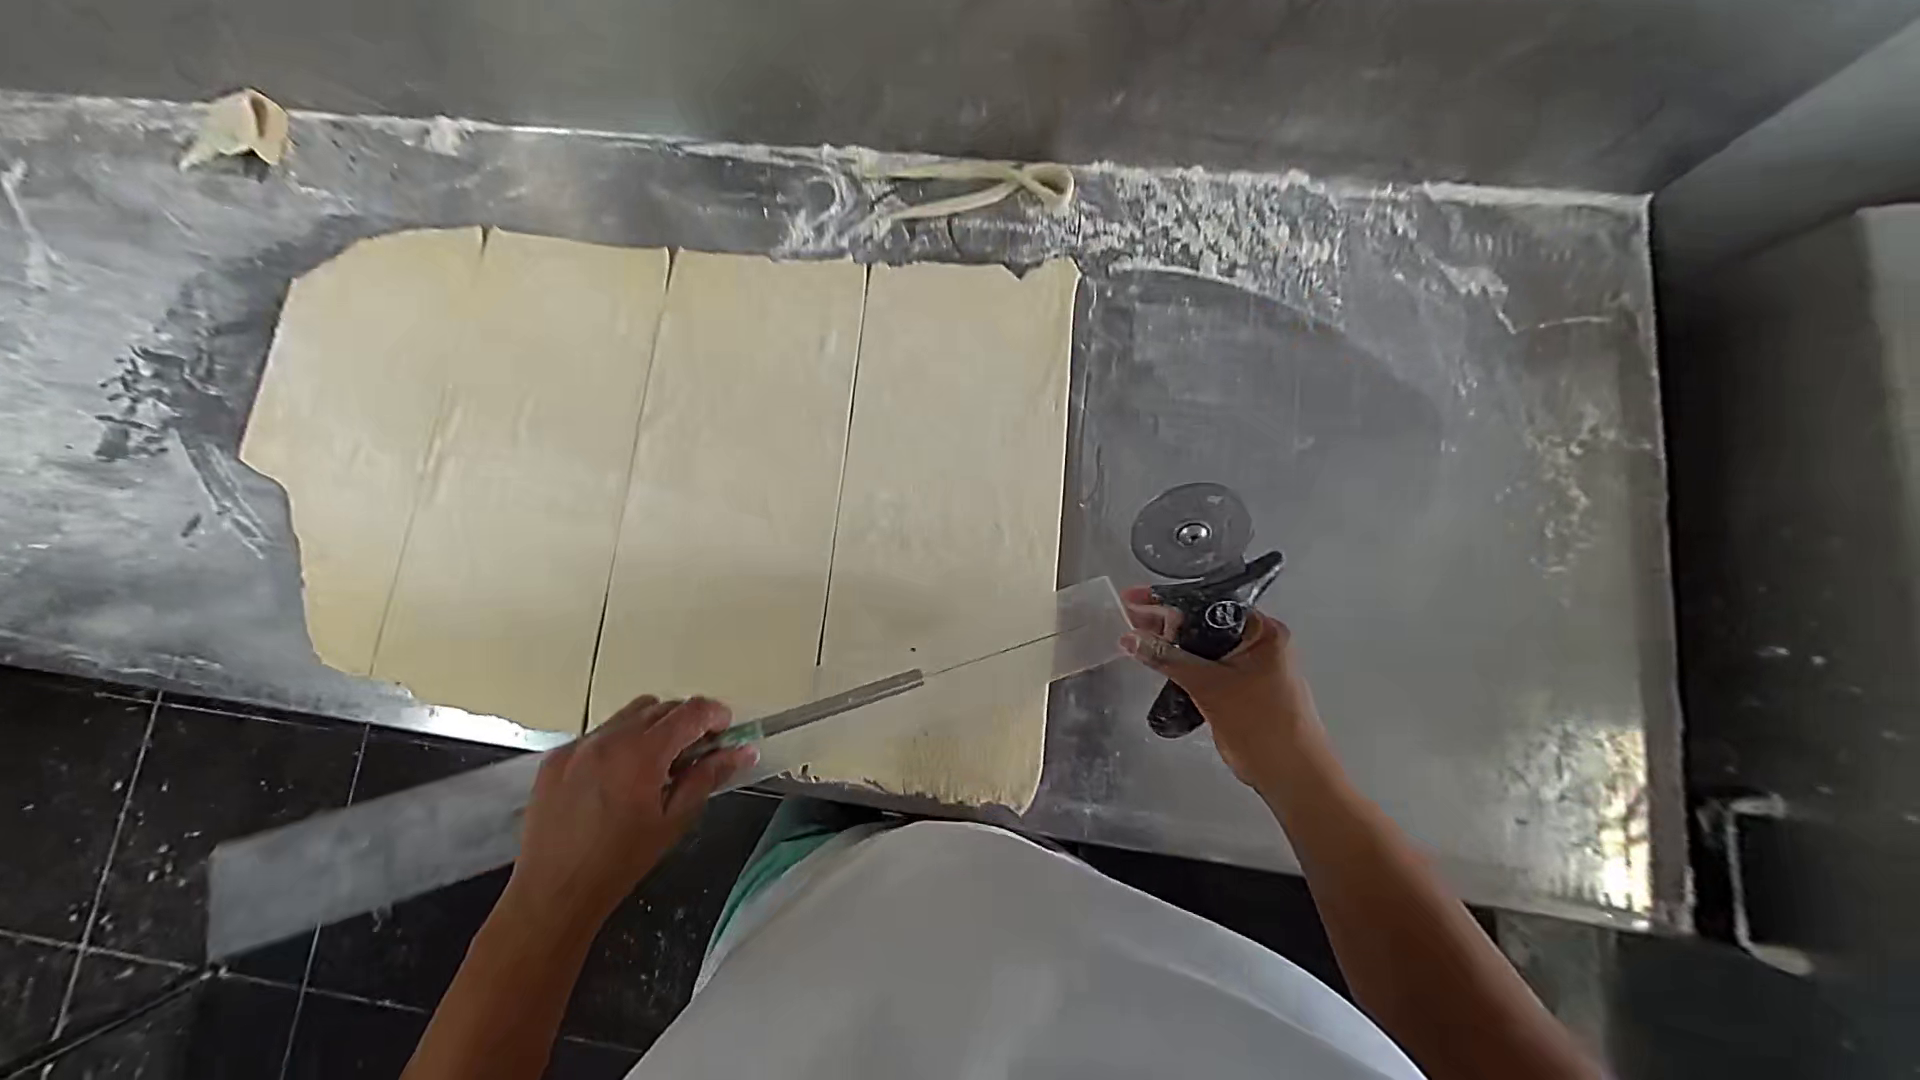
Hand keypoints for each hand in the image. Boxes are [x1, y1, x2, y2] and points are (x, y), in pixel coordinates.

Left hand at [504, 696, 755, 928]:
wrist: (552, 894)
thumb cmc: (619, 862)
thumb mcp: (675, 820)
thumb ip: (709, 776)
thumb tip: (742, 752)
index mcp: (642, 753)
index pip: (691, 711)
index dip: (715, 715)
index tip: (725, 731)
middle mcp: (608, 739)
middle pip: (661, 707)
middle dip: (685, 722)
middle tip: (694, 753)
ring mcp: (577, 746)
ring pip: (629, 715)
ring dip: (652, 728)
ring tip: (656, 765)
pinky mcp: (555, 757)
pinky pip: (599, 733)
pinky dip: (619, 743)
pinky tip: (619, 777)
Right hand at [1120, 586, 1323, 791]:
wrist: (1291, 776)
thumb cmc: (1261, 724)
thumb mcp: (1209, 686)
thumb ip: (1168, 658)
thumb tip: (1129, 638)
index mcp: (1261, 630)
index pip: (1208, 602)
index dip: (1169, 599)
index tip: (1135, 598)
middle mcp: (1257, 641)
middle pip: (1203, 621)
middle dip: (1165, 619)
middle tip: (1127, 615)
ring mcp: (1249, 664)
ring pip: (1201, 644)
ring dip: (1170, 641)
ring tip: (1133, 634)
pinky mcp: (1238, 684)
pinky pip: (1204, 663)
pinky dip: (1180, 661)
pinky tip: (1154, 659)